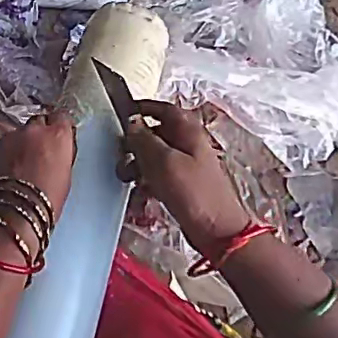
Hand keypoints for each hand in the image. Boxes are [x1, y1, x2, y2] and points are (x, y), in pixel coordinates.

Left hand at [0, 108, 76, 215]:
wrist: (15, 211)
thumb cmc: (45, 200)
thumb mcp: (66, 175)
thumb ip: (61, 153)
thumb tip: (57, 152)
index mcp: (58, 135)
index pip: (62, 118)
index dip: (59, 127)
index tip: (58, 134)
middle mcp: (34, 130)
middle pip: (39, 122)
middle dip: (39, 134)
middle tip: (39, 153)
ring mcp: (12, 135)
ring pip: (19, 133)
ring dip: (21, 143)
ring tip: (21, 165)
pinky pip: (3, 143)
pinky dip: (6, 152)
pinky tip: (8, 170)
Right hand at [119, 100, 251, 251]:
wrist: (216, 230)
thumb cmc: (193, 192)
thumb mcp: (163, 160)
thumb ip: (144, 139)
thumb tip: (131, 123)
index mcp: (188, 131)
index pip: (163, 109)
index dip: (143, 107)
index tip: (123, 112)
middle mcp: (188, 143)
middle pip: (156, 132)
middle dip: (135, 140)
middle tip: (120, 150)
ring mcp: (186, 164)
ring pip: (155, 154)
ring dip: (138, 162)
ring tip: (126, 174)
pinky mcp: (182, 183)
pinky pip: (158, 173)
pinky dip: (146, 178)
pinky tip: (139, 190)